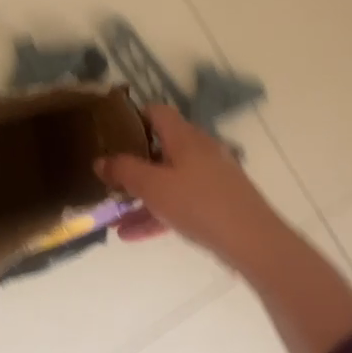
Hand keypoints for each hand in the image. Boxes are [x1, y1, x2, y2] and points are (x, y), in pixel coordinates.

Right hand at [97, 105, 291, 269]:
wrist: (251, 239)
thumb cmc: (198, 204)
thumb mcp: (153, 187)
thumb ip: (124, 171)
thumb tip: (100, 161)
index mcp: (185, 137)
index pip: (157, 113)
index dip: (133, 117)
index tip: (110, 132)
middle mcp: (200, 151)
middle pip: (161, 149)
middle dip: (133, 166)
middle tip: (109, 178)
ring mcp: (211, 177)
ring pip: (169, 181)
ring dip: (141, 197)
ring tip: (114, 216)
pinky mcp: (217, 202)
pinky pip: (180, 203)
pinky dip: (158, 214)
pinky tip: (132, 235)